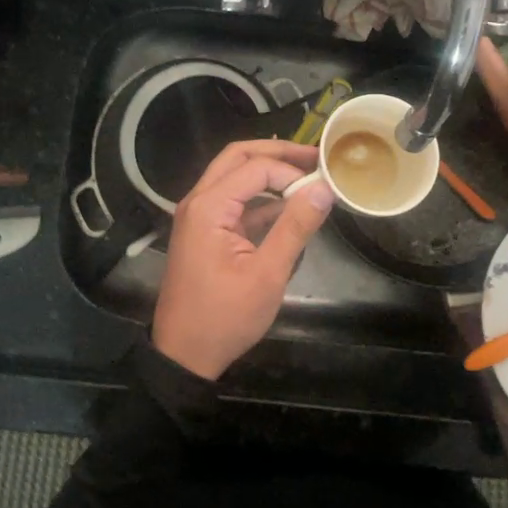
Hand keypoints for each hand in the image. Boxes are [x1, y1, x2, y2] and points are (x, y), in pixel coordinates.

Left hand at [151, 140, 335, 380]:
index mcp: (208, 206)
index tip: (321, 189)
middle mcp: (198, 200)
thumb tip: (323, 189)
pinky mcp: (204, 230)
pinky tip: (288, 206)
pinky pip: (233, 200)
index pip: (256, 167)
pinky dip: (260, 197)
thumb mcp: (267, 274)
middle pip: (238, 157)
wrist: (184, 354)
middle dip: (277, 153)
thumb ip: (295, 227)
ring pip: (233, 175)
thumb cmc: (225, 317)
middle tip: (315, 157)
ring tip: (306, 176)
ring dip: (268, 171)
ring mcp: (198, 215)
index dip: (291, 173)